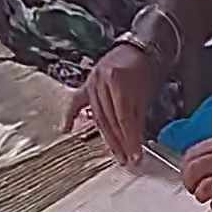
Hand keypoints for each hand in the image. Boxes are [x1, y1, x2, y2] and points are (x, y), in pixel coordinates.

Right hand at [67, 42, 156, 163]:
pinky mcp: (86, 85)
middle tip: (127, 161)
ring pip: (98, 116)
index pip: (123, 118)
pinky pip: (76, 102)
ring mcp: (91, 83)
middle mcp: (101, 82)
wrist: (135, 50)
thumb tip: (135, 144)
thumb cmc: (143, 72)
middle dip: (119, 143)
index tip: (135, 157)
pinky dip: (71, 116)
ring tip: (116, 155)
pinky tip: (66, 130)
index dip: (130, 140)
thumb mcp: (144, 95)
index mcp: (118, 81)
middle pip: (109, 120)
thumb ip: (137, 118)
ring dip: (107, 138)